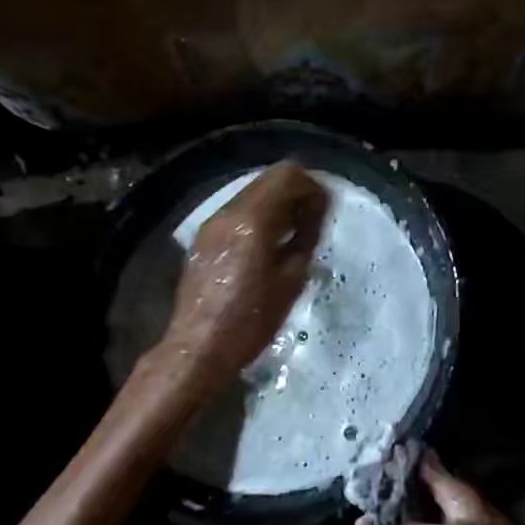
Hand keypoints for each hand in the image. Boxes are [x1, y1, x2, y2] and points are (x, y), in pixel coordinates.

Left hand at [161, 163, 328, 382]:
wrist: (200, 348)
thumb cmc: (251, 320)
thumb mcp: (291, 281)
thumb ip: (305, 240)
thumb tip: (313, 220)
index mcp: (253, 221)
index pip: (288, 175)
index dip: (313, 189)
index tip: (324, 214)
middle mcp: (228, 213)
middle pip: (268, 179)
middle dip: (295, 195)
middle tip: (311, 225)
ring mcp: (211, 224)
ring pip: (251, 194)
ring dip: (276, 206)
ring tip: (291, 238)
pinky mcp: (203, 239)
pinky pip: (237, 213)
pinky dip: (257, 219)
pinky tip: (267, 249)